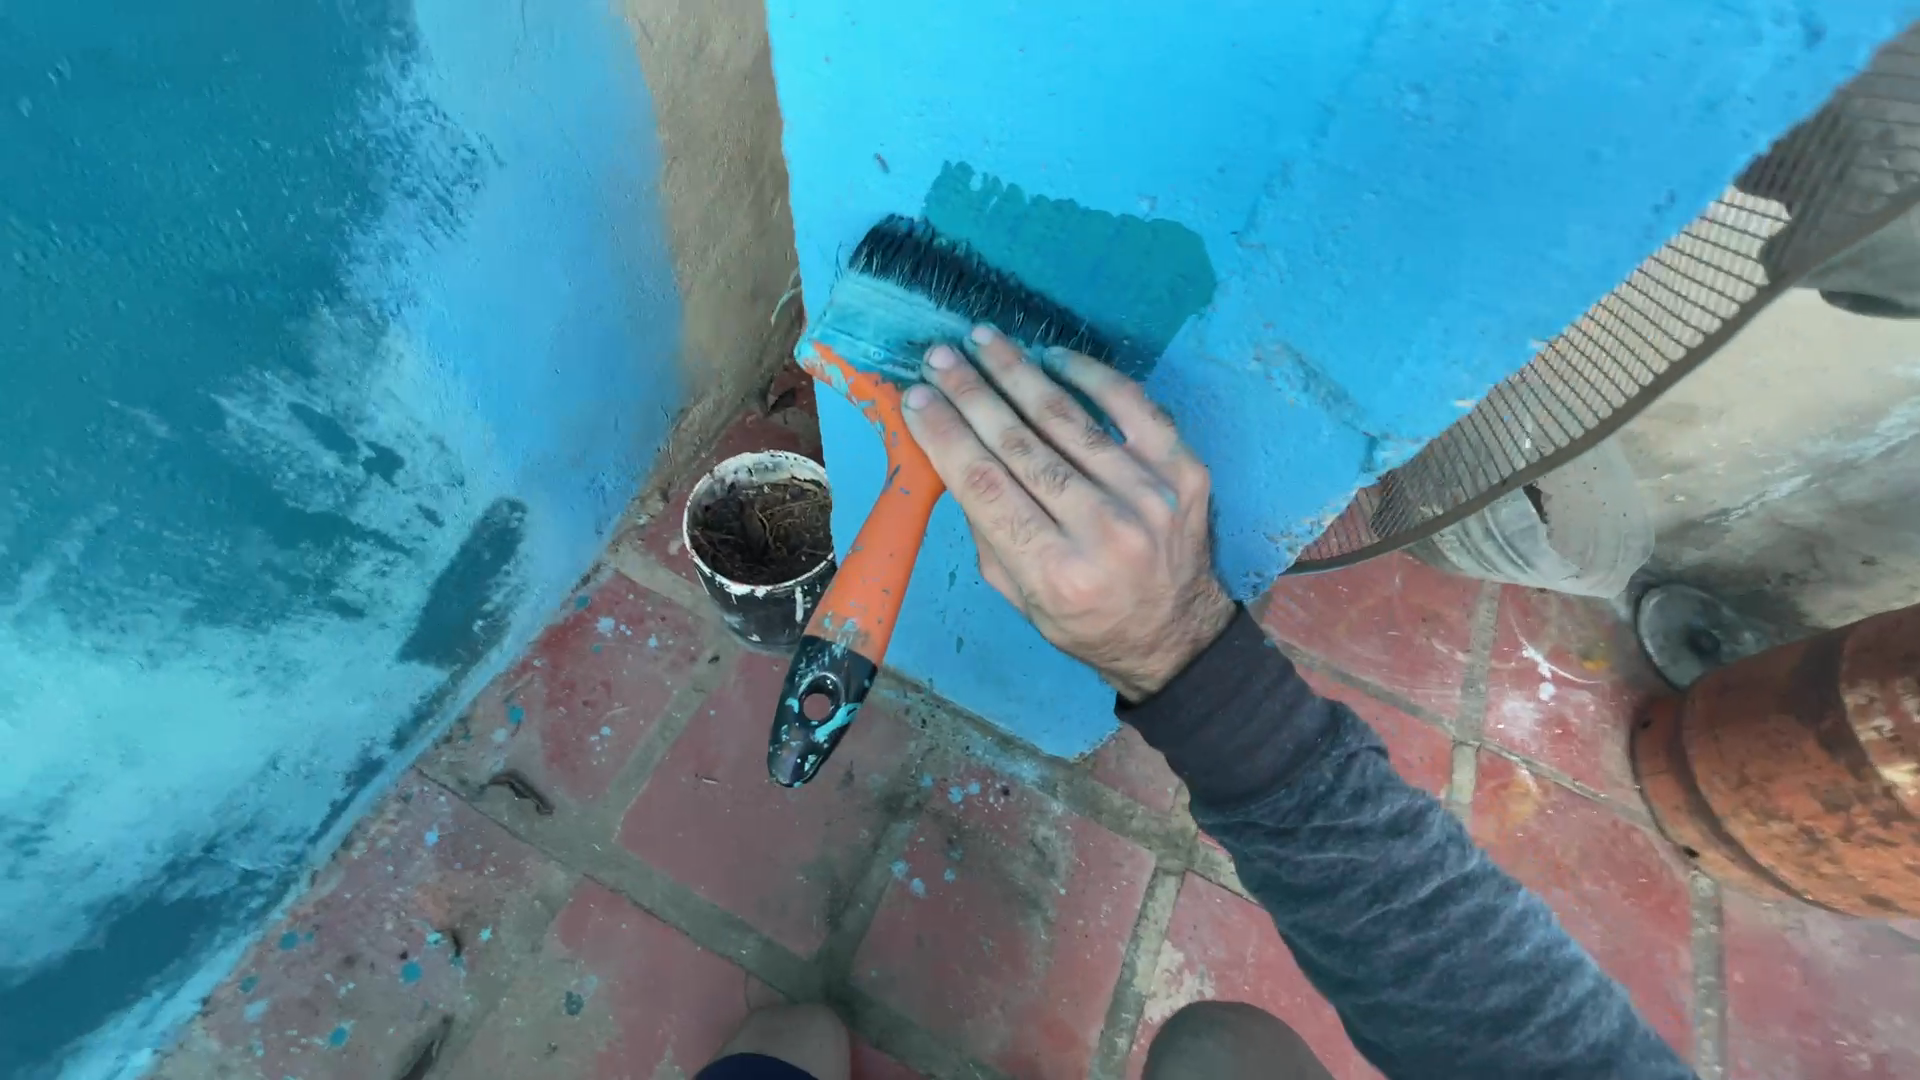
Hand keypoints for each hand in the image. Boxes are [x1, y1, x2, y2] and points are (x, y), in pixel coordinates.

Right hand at [900, 325, 1234, 701]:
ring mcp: (1149, 496)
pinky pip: (1134, 406)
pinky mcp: (1184, 471)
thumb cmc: (1086, 621)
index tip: (917, 398)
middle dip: (971, 394)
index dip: (945, 436)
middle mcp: (1103, 531)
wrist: (1175, 633)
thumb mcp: (1021, 597)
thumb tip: (957, 455)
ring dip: (1019, 372)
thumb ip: (988, 530)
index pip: (984, 486)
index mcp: (1055, 573)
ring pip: (1069, 419)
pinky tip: (1055, 356)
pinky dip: (1093, 375)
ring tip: (985, 340)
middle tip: (940, 357)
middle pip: (1019, 445)